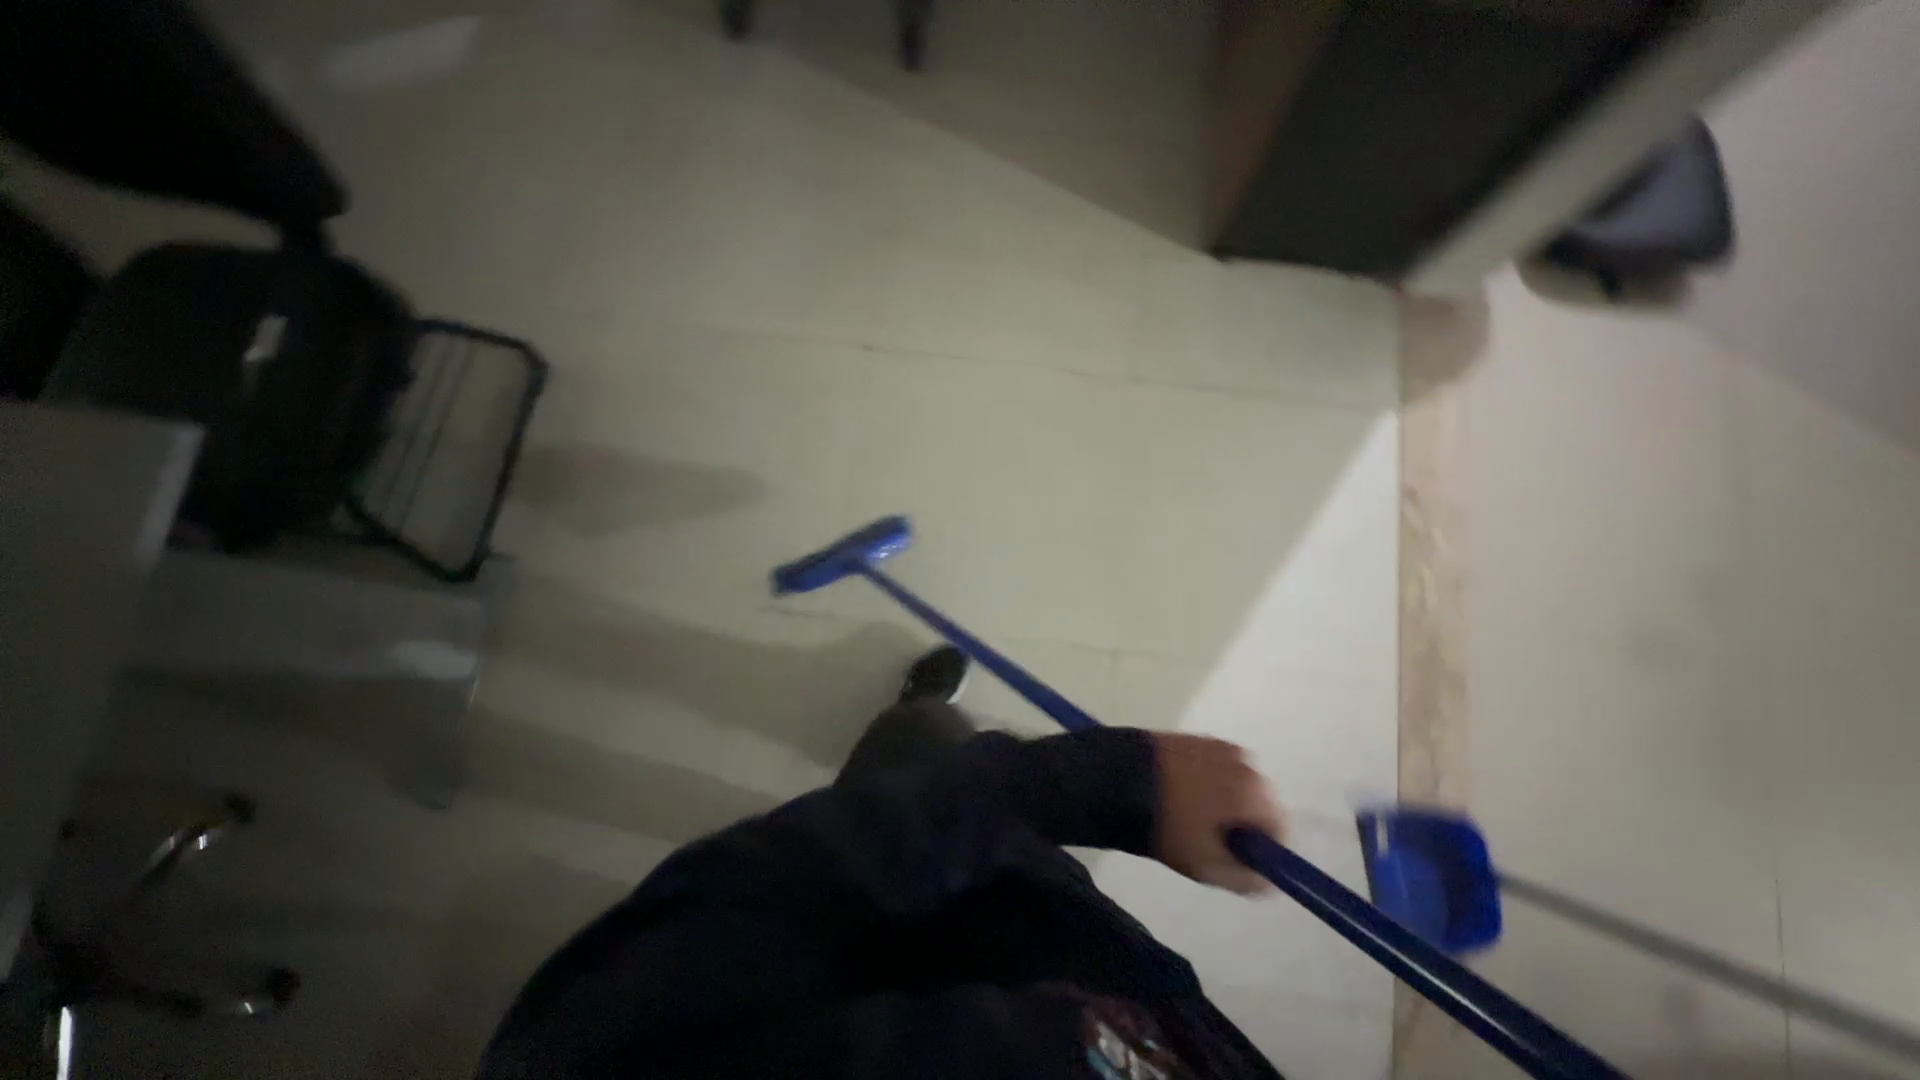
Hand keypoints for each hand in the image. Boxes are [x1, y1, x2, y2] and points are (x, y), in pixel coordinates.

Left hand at [1150, 733, 1283, 895]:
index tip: (1236, 862)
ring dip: (1221, 803)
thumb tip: (1268, 881)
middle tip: (1208, 843)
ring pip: (1233, 785)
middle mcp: (1244, 761)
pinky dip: (1203, 784)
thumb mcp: (1207, 865)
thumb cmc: (1167, 825)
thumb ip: (1247, 878)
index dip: (1261, 851)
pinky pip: (1210, 768)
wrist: (1114, 777)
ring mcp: (1215, 744)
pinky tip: (1177, 797)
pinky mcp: (1190, 737)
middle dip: (1240, 824)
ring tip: (1188, 819)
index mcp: (1256, 790)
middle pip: (1256, 803)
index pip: (1278, 829)